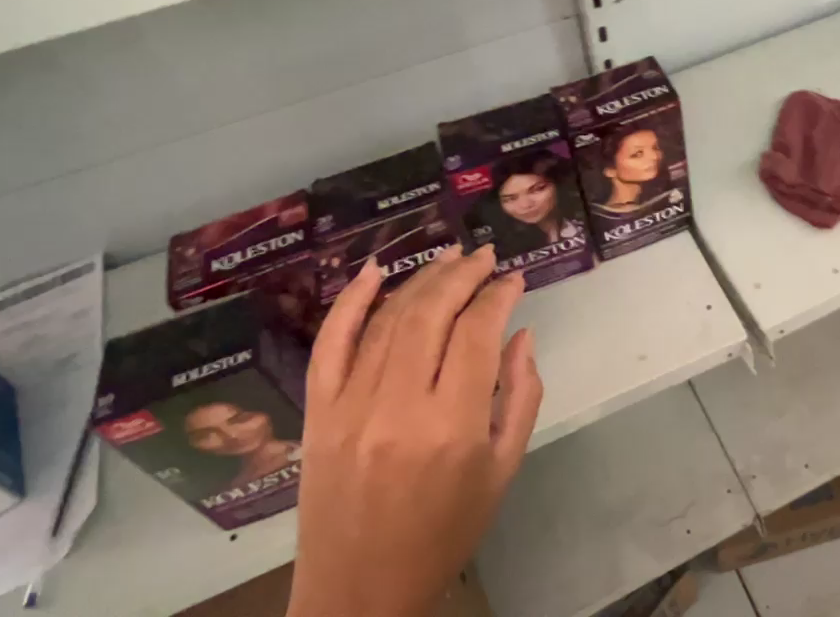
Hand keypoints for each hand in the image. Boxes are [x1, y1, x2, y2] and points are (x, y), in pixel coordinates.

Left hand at [287, 245, 542, 616]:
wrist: (359, 592)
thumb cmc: (445, 533)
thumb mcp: (502, 470)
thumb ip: (522, 395)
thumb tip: (521, 332)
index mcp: (452, 426)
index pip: (478, 333)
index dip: (499, 296)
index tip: (515, 279)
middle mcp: (398, 407)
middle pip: (431, 314)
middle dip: (463, 274)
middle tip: (485, 256)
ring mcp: (350, 406)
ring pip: (387, 320)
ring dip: (421, 279)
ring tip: (449, 259)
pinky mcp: (317, 413)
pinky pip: (330, 344)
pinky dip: (350, 302)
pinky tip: (374, 271)